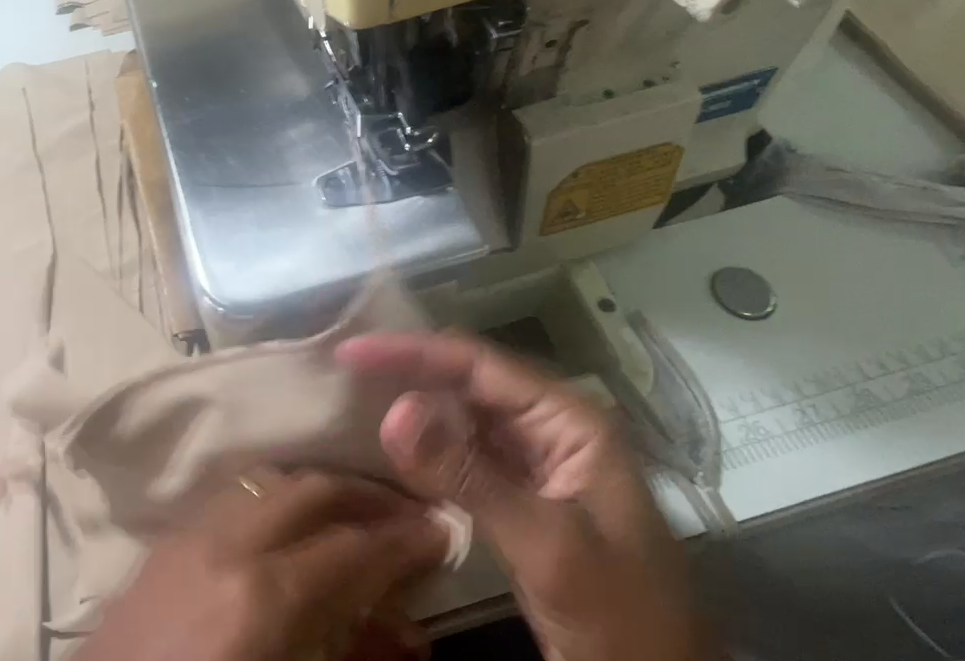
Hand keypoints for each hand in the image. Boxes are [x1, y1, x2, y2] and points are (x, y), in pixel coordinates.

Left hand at [74, 470, 448, 660]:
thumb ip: (350, 649)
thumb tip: (404, 633)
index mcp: (263, 596)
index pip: (353, 547)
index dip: (404, 540)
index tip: (442, 531)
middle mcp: (226, 546)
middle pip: (313, 490)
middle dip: (368, 496)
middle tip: (406, 514)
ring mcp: (187, 537)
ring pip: (268, 482)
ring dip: (319, 490)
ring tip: (354, 513)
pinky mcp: (161, 545)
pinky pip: (231, 500)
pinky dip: (273, 501)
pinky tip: (289, 525)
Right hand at [337, 332, 709, 660]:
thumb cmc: (620, 613)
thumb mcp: (546, 544)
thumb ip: (470, 476)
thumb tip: (394, 411)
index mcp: (571, 420)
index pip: (480, 365)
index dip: (413, 352)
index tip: (351, 352)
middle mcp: (553, 429)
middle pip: (470, 383)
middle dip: (411, 372)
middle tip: (345, 370)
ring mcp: (539, 466)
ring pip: (466, 419)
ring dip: (418, 407)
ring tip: (357, 397)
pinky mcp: (524, 501)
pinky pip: (469, 459)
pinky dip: (431, 452)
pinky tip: (396, 451)